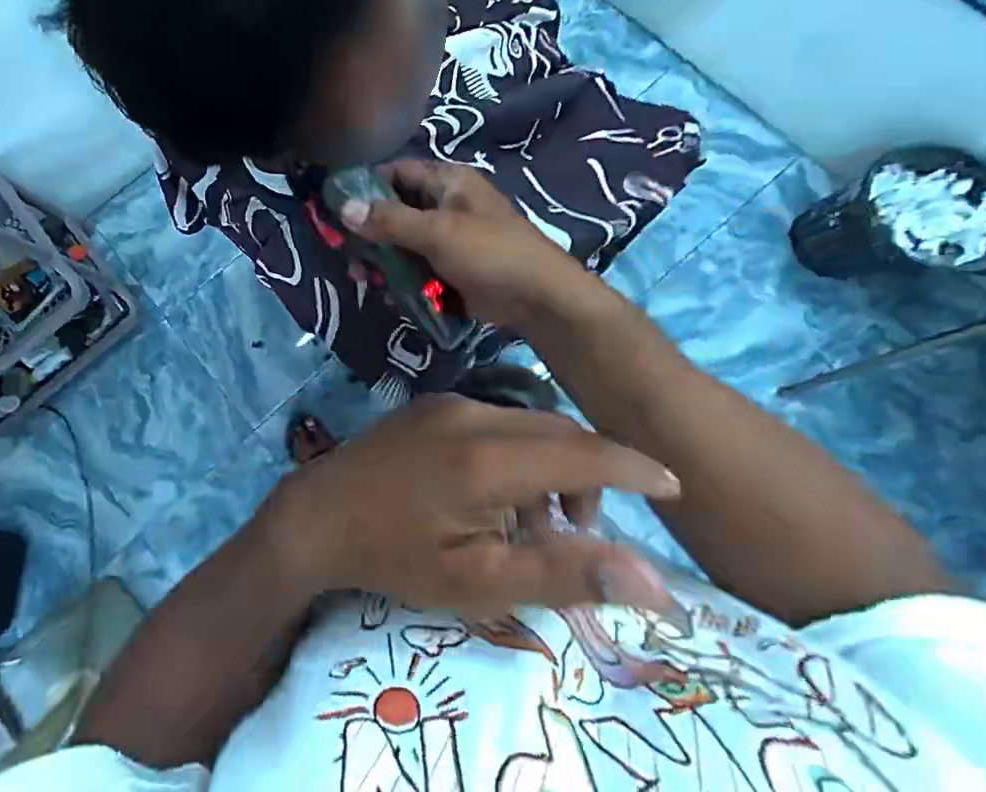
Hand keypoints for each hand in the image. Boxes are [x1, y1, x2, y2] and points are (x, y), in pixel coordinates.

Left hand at [263, 393, 682, 619]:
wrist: (313, 516)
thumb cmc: (394, 557)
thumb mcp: (478, 582)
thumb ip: (563, 574)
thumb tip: (651, 581)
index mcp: (489, 458)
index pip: (586, 454)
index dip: (635, 468)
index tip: (672, 484)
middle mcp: (475, 415)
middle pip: (561, 434)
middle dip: (591, 476)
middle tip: (583, 531)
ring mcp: (450, 403)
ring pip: (530, 424)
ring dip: (551, 467)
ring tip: (533, 524)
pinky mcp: (433, 405)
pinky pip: (498, 420)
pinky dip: (518, 453)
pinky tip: (495, 495)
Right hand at [338, 159, 591, 331]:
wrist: (539, 299)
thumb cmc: (491, 253)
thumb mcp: (438, 233)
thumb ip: (390, 220)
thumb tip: (344, 208)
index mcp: (448, 182)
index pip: (397, 173)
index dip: (365, 187)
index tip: (335, 208)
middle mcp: (446, 205)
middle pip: (395, 211)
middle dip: (370, 233)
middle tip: (348, 255)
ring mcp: (450, 239)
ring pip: (403, 244)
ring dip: (383, 261)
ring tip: (365, 280)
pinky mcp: (452, 268)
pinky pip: (418, 268)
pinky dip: (403, 279)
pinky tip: (388, 294)